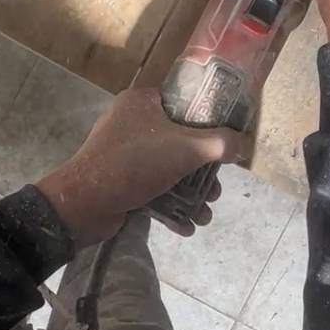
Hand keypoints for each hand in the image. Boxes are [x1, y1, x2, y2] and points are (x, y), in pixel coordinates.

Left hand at [34, 89, 246, 245]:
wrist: (85, 204)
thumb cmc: (136, 163)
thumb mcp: (187, 149)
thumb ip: (221, 144)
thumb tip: (244, 145)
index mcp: (142, 102)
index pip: (184, 105)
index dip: (209, 123)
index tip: (226, 144)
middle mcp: (131, 123)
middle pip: (181, 142)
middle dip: (203, 172)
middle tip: (215, 190)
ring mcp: (123, 154)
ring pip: (169, 170)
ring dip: (190, 194)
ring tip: (204, 215)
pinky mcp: (119, 181)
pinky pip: (153, 189)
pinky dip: (171, 206)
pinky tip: (186, 226)